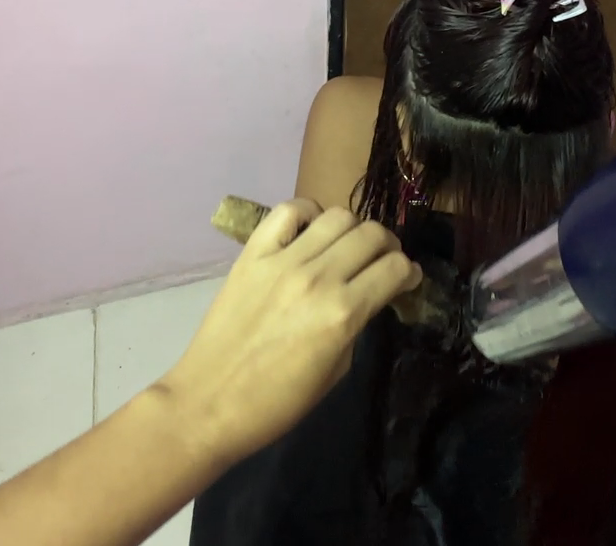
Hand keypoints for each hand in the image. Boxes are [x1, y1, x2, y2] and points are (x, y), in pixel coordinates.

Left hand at [151, 199, 420, 467]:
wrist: (206, 406)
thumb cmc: (276, 403)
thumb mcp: (335, 371)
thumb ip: (356, 324)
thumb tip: (368, 296)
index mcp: (343, 314)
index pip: (395, 268)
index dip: (409, 272)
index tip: (406, 279)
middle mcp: (318, 278)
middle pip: (372, 234)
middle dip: (388, 247)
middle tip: (382, 262)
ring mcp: (283, 261)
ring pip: (338, 216)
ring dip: (354, 229)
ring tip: (347, 246)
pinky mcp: (253, 253)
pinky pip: (289, 211)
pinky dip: (308, 213)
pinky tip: (310, 232)